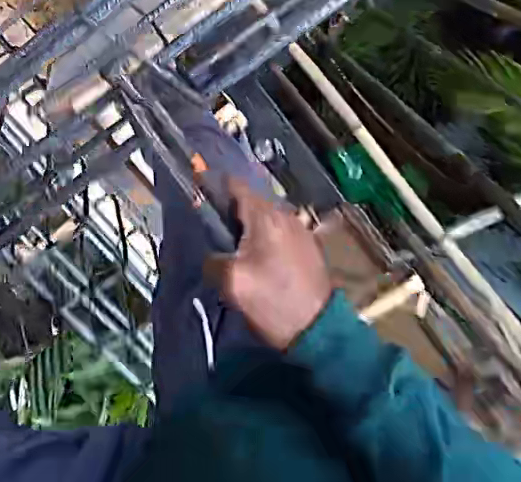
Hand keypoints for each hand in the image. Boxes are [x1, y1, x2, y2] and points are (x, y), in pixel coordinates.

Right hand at [205, 175, 332, 349]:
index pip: (234, 184)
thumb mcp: (231, 282)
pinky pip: (278, 231)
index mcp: (266, 216)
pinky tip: (258, 258)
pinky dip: (264, 237)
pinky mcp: (310, 248)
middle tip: (213, 230)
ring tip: (234, 247)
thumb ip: (211, 259)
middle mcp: (286, 215)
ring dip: (247, 226)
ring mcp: (301, 231)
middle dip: (229, 211)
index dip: (212, 185)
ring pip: (264, 217)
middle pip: (249, 200)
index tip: (196, 196)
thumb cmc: (274, 301)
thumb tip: (210, 254)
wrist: (324, 337)